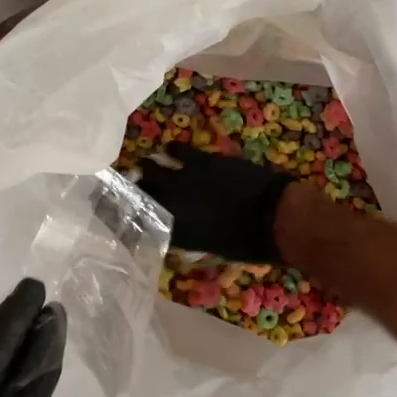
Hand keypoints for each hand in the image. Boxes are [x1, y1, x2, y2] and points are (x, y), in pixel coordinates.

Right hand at [134, 144, 294, 262]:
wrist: (275, 216)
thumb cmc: (249, 243)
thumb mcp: (212, 247)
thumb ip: (189, 236)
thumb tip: (179, 230)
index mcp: (174, 231)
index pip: (141, 224)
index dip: (129, 219)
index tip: (121, 215)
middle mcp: (171, 204)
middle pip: (141, 192)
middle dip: (135, 189)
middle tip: (134, 187)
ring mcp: (184, 179)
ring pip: (152, 168)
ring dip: (148, 167)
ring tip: (146, 165)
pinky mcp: (200, 160)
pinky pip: (177, 150)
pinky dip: (171, 150)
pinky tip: (168, 149)